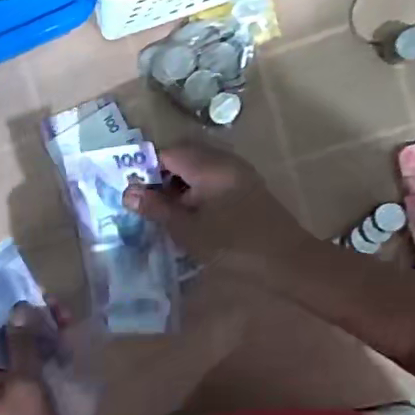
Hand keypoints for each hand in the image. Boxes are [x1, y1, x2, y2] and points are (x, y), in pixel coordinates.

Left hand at [0, 304, 72, 414]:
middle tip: (51, 302)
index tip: (18, 287)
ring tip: (63, 315)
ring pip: (19, 348)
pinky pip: (31, 364)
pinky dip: (45, 351)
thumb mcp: (25, 386)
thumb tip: (20, 308)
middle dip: (24, 318)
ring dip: (39, 332)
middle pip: (0, 336)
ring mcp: (4, 386)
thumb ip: (23, 345)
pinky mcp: (24, 394)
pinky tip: (64, 337)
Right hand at [122, 142, 315, 284]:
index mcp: (210, 167)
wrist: (287, 261)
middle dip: (161, 174)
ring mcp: (238, 172)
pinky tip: (190, 214)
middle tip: (147, 202)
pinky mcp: (246, 186)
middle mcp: (225, 161)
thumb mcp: (188, 230)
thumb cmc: (233, 246)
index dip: (146, 168)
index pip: (167, 152)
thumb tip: (128, 192)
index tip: (132, 191)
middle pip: (183, 154)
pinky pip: (212, 176)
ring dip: (178, 183)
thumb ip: (157, 208)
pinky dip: (195, 189)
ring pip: (198, 166)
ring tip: (166, 211)